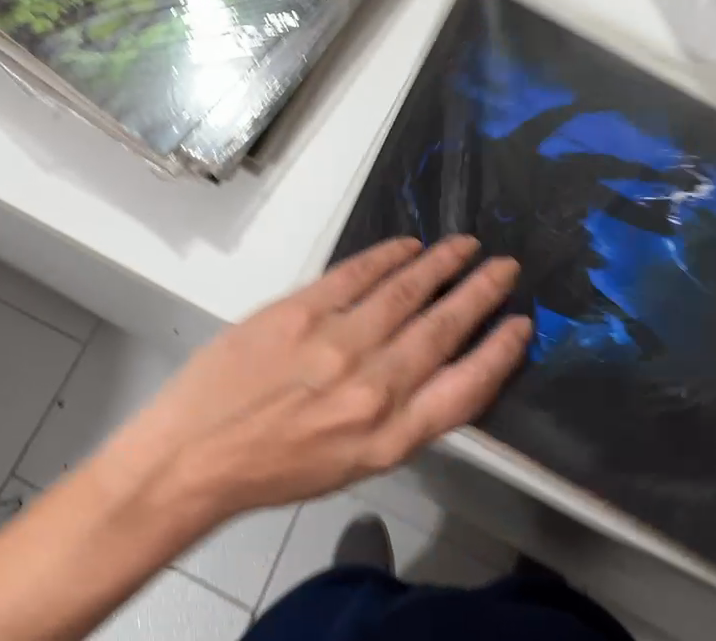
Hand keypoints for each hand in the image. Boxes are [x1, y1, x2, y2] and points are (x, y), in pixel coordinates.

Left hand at [95, 236, 531, 526]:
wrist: (193, 456)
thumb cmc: (272, 469)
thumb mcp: (348, 464)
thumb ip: (395, 419)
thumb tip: (427, 369)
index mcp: (388, 438)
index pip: (464, 390)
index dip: (499, 354)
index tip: (521, 324)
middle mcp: (371, 389)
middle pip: (441, 331)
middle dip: (479, 294)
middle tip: (505, 267)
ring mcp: (334, 344)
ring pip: (404, 293)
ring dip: (440, 265)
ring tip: (465, 247)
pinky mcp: (297, 312)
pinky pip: (354, 275)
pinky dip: (386, 257)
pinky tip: (408, 246)